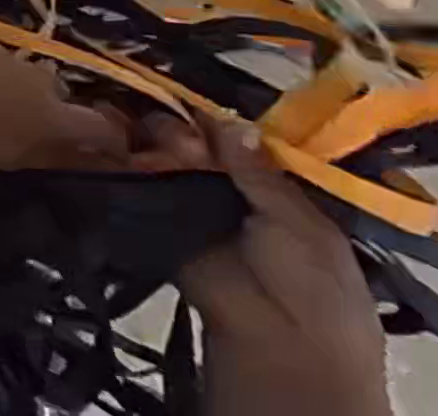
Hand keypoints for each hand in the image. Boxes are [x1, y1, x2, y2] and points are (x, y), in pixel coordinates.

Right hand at [150, 114, 390, 415]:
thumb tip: (231, 120)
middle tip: (185, 147)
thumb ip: (261, 174)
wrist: (274, 336)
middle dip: (180, 133)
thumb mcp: (303, 225)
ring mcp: (179, 197)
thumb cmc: (313, 283)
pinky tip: (125, 155)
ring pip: (156, 154)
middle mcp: (218, 184)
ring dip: (156, 148)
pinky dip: (126, 164)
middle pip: (186, 140)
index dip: (212, 120)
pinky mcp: (148, 210)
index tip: (191, 101)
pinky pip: (133, 180)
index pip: (230, 139)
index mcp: (262, 184)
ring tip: (167, 159)